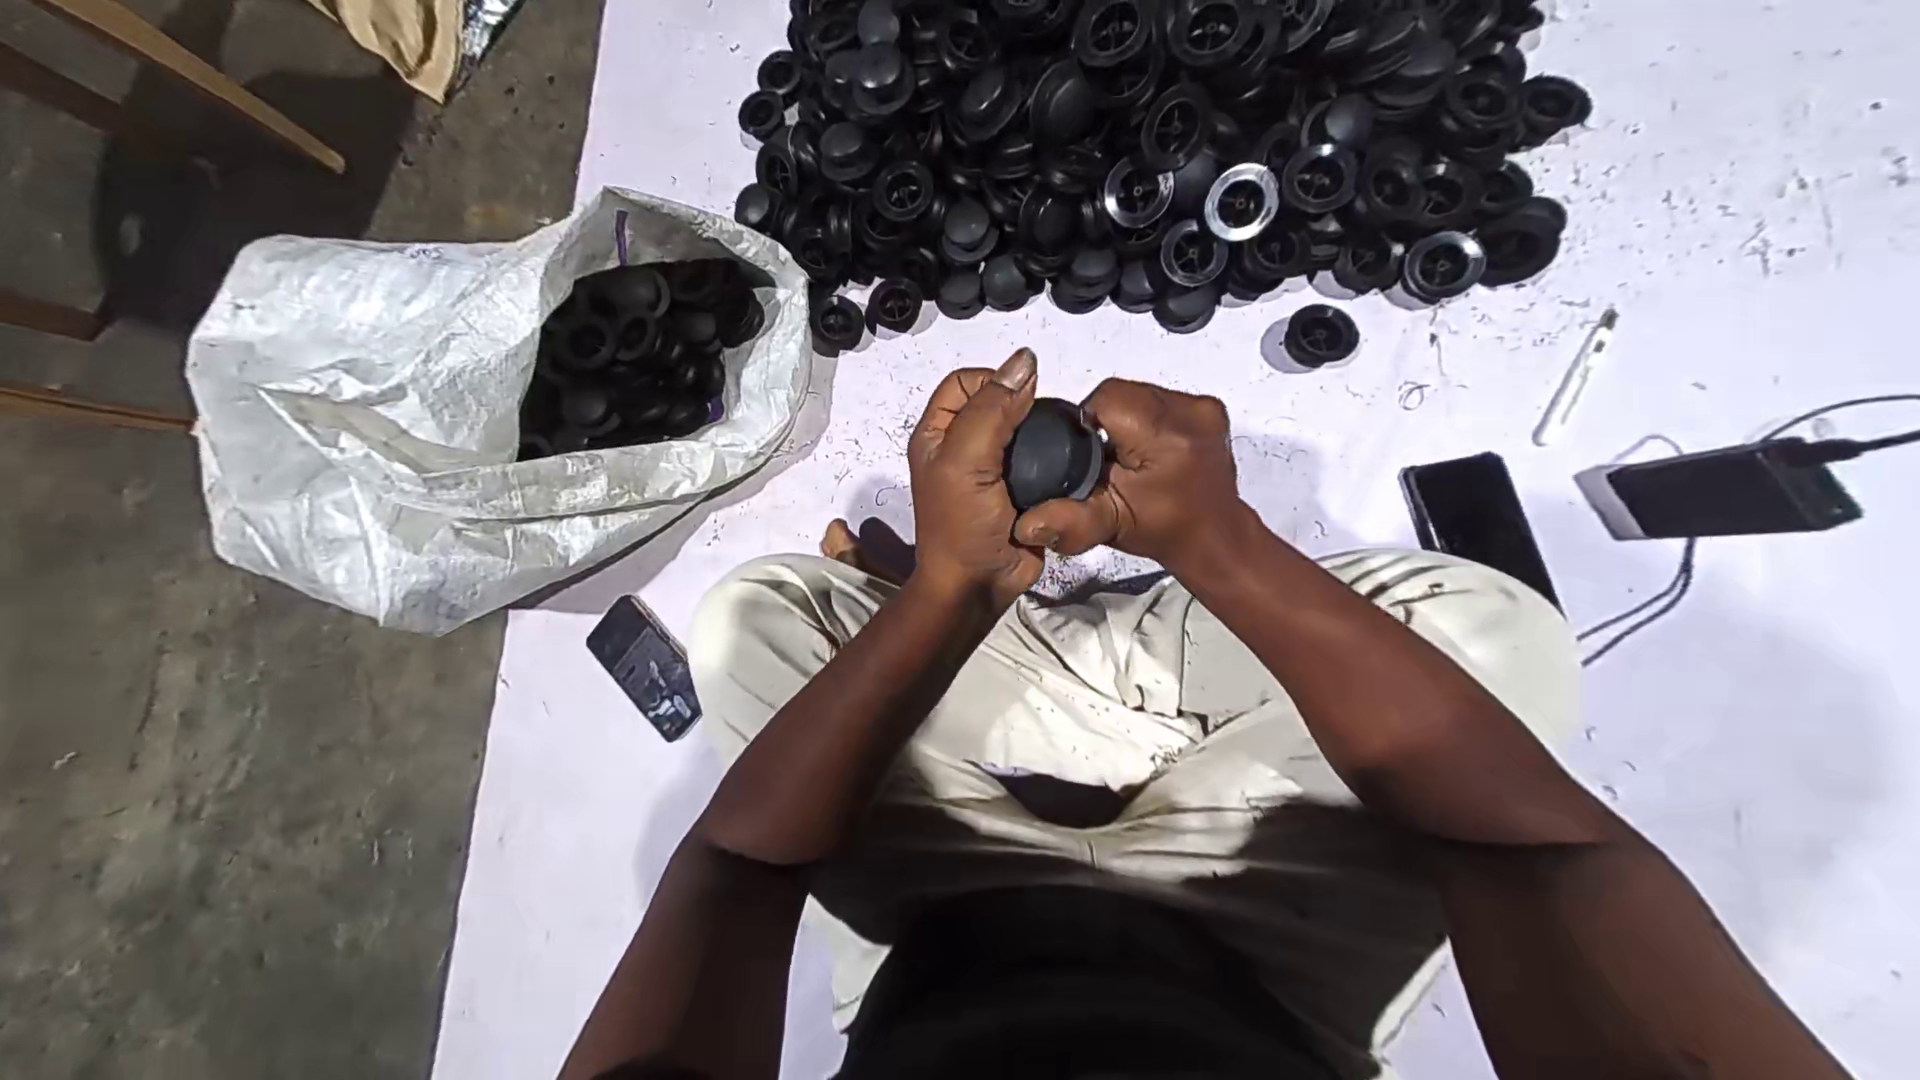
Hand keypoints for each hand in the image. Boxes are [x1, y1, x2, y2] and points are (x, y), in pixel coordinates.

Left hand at [907, 348, 1044, 607]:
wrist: (979, 583)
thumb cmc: (961, 525)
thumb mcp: (966, 460)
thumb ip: (992, 409)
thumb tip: (1025, 362)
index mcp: (937, 433)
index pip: (965, 381)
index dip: (993, 382)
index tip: (1019, 404)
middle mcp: (961, 445)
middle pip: (996, 401)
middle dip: (1021, 407)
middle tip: (1037, 431)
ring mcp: (990, 467)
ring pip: (1022, 429)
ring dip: (1040, 434)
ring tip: (1050, 449)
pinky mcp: (1018, 486)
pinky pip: (1039, 457)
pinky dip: (1050, 457)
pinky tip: (1058, 465)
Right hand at [1012, 378, 1256, 571]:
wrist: (1212, 536)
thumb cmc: (1165, 529)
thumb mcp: (1107, 524)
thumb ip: (1067, 518)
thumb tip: (1027, 524)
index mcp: (1165, 438)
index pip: (1106, 398)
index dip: (1088, 423)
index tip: (1092, 453)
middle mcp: (1190, 415)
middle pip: (1121, 391)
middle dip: (1106, 420)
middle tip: (1109, 458)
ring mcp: (1202, 409)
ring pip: (1139, 391)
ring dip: (1125, 417)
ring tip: (1127, 453)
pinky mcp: (1208, 408)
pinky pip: (1160, 398)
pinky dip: (1147, 418)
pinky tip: (1148, 446)